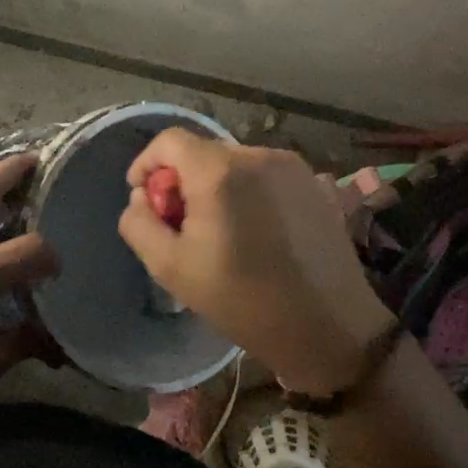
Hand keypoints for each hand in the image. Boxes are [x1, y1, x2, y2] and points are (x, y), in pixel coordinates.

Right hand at [118, 129, 395, 394]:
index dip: (147, 165)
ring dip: (216, 189)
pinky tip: (255, 234)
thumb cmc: (242, 300)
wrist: (328, 327)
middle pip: (203, 152)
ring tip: (220, 234)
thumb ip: (139, 223)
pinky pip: (266, 177)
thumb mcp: (170, 268)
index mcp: (219, 171)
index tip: (145, 200)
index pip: (169, 141)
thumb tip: (140, 197)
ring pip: (235, 164)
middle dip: (182, 183)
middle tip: (180, 227)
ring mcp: (293, 168)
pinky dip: (248, 195)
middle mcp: (258, 155)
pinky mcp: (315, 184)